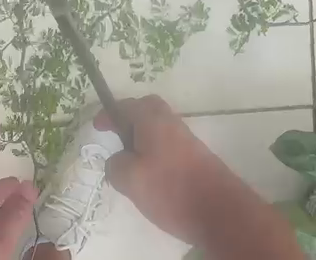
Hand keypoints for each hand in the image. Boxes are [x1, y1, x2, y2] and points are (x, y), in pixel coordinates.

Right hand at [99, 95, 257, 247]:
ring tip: (131, 166)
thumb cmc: (170, 188)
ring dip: (142, 138)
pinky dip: (154, 152)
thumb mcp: (131, 179)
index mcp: (151, 119)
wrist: (218, 209)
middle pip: (147, 109)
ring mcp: (185, 138)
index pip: (126, 105)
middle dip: (130, 119)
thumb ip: (116, 166)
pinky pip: (167, 144)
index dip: (109, 114)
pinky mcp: (194, 156)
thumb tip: (116, 160)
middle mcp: (169, 121)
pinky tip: (151, 177)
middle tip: (117, 137)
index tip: (97, 125)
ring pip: (158, 128)